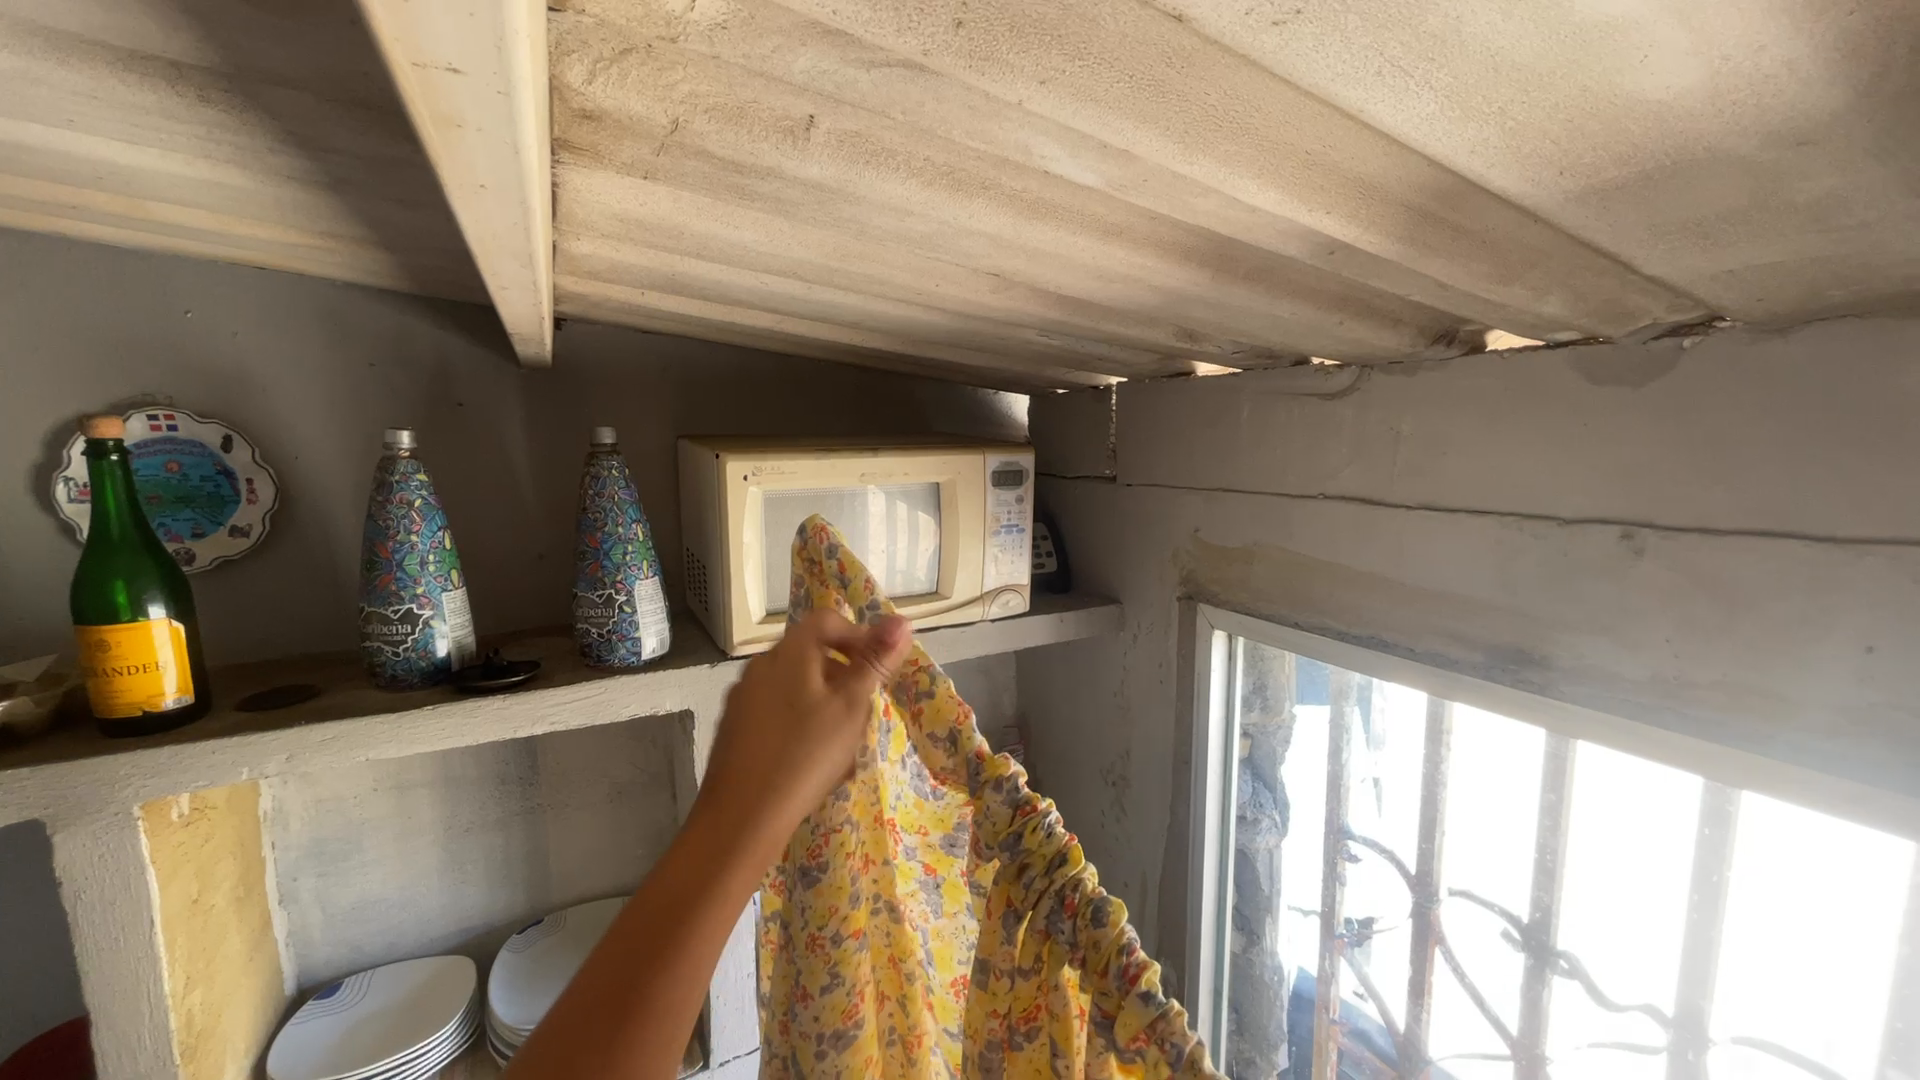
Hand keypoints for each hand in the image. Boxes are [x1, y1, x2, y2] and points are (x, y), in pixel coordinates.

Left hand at [694, 610, 911, 860]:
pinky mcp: (733, 729)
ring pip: (794, 685)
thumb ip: (875, 662)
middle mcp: (760, 665)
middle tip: (864, 709)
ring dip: (823, 700)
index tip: (878, 668)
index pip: (827, 620)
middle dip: (843, 674)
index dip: (858, 635)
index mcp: (788, 652)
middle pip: (809, 653)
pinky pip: (776, 711)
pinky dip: (799, 722)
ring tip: (842, 740)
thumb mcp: (851, 706)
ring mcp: (742, 698)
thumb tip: (902, 620)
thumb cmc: (805, 754)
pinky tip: (810, 759)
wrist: (741, 817)